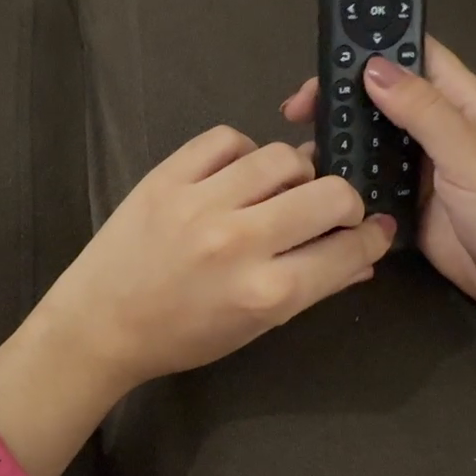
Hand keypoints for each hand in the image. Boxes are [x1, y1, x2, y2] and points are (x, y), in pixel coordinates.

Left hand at [28, 125, 396, 387]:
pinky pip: (226, 138)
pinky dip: (243, 151)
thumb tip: (363, 259)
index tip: (374, 229)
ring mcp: (201, 202)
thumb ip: (313, 289)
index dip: (372, 237)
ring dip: (296, 171)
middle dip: (345, 201)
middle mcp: (240, 242)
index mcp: (267, 292)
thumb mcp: (254, 327)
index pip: (347, 249)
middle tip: (330, 209)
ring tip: (280, 188)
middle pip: (328, 193)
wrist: (100, 324)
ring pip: (282, 156)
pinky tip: (236, 173)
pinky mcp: (167, 175)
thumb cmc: (181, 336)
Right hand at [282, 37, 475, 318]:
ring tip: (296, 149)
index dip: (374, 45)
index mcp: (460, 103)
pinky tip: (313, 185)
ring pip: (369, 139)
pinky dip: (342, 180)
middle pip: (380, 97)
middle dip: (339, 96)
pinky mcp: (404, 203)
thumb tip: (372, 68)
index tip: (327, 53)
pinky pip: (366, 182)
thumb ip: (424, 112)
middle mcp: (435, 128)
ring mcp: (418, 167)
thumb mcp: (470, 155)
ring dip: (337, 138)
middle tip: (295, 110)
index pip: (415, 55)